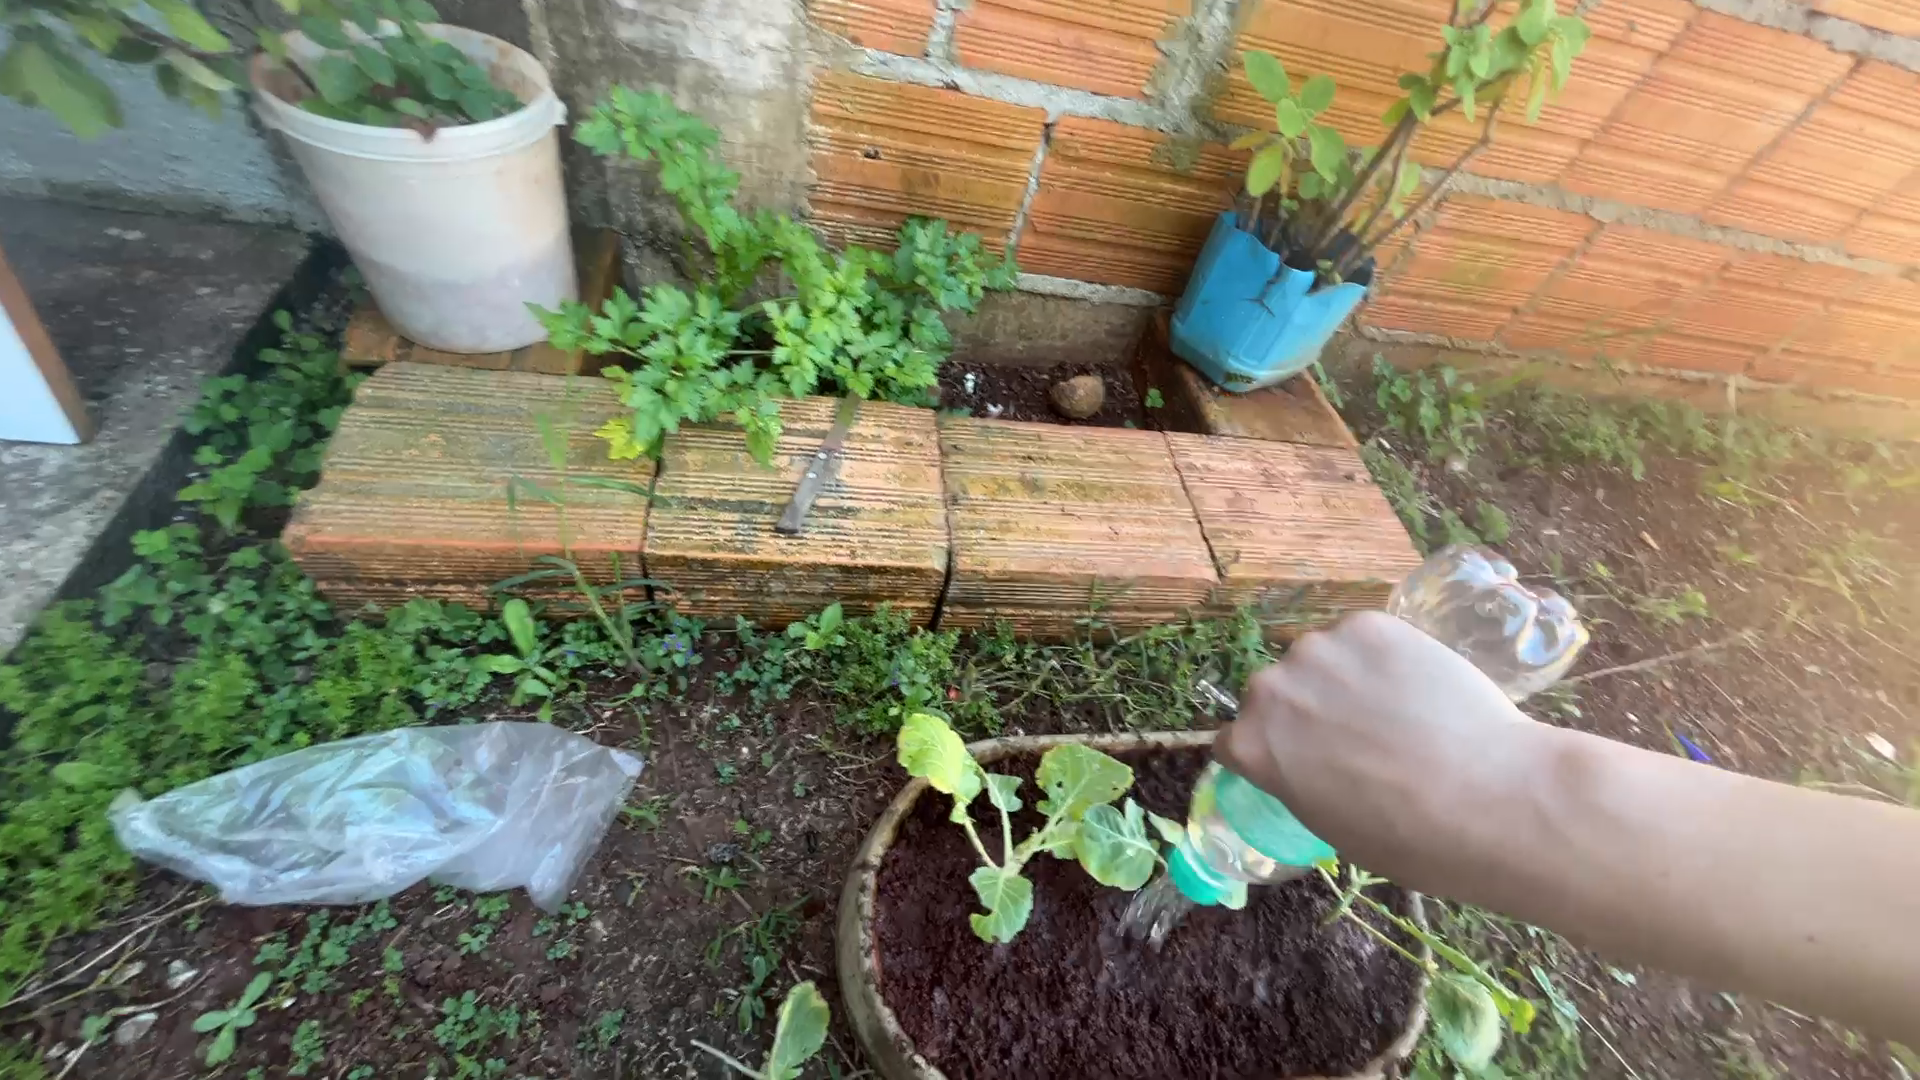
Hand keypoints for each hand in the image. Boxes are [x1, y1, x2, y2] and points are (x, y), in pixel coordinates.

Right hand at [1214, 611, 1539, 873]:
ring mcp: (1315, 650)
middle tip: (1359, 736)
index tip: (1305, 760)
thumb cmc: (1410, 838)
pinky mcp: (1365, 625)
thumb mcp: (1329, 823)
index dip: (1273, 749)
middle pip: (1276, 692)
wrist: (1495, 801)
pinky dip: (1384, 656)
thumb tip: (1308, 758)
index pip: (1237, 736)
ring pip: (1320, 660)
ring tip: (1399, 709)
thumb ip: (1295, 777)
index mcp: (1250, 743)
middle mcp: (1267, 688)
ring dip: (1343, 678)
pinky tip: (1420, 687)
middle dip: (1306, 709)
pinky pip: (1363, 638)